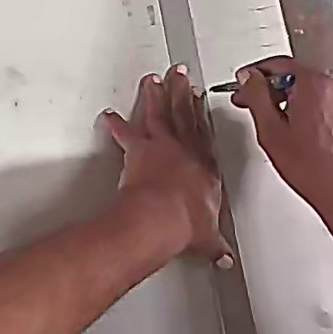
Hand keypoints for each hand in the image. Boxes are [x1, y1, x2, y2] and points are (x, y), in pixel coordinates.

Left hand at [102, 67, 234, 267]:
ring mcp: (162, 146)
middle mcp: (185, 150)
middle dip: (182, 92)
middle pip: (184, 114)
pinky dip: (116, 124)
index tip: (200, 100)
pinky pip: (126, 133)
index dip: (202, 116)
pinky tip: (110, 115)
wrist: (162, 219)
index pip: (205, 135)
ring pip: (160, 112)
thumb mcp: (208, 238)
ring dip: (156, 94)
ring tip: (153, 80)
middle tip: (179, 74)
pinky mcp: (139, 149)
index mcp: (205, 167)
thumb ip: (215, 246)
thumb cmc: (185, 222)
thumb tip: (222, 258)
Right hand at [229, 56, 332, 230]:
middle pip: (299, 77)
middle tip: (255, 104)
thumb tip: (250, 79)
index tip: (245, 81)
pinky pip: (331, 106)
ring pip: (316, 93)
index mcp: (316, 84)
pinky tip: (305, 137)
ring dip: (295, 103)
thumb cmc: (318, 171)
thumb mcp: (271, 132)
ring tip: (281, 128)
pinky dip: (315, 114)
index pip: (279, 64)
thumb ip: (257, 97)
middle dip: (274, 90)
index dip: (256, 73)